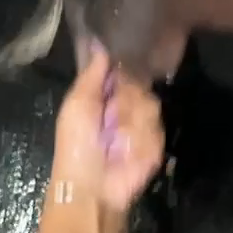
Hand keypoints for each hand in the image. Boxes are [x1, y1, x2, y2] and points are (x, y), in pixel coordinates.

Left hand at [50, 47, 164, 213]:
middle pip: (140, 83)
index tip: (122, 67)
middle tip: (111, 115)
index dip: (123, 66)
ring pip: (150, 104)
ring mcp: (142, 126)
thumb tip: (99, 42)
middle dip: (125, 98)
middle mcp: (125, 107)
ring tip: (116, 140)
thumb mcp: (77, 104)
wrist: (92, 189)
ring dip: (130, 122)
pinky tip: (127, 153)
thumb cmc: (77, 145)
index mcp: (104, 96)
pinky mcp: (156, 145)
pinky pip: (156, 129)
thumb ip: (91, 74)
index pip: (122, 69)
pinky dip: (139, 140)